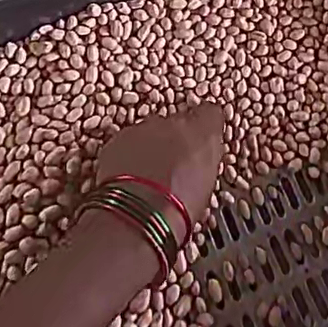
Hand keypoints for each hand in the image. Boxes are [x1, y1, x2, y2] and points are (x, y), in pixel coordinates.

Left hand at [93, 104, 223, 240]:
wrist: (138, 212)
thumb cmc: (179, 206)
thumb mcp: (207, 188)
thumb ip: (204, 164)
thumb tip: (199, 164)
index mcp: (203, 132)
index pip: (210, 114)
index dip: (206, 126)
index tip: (203, 139)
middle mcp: (172, 123)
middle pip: (176, 124)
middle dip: (174, 141)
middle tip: (175, 169)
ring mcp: (141, 129)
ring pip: (149, 133)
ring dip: (150, 150)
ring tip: (151, 180)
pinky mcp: (117, 140)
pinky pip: (125, 144)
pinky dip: (128, 158)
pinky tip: (130, 181)